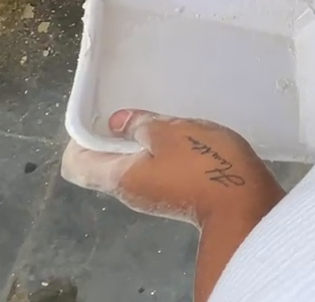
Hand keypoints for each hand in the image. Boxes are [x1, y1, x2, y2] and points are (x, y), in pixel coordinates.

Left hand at [60, 109, 283, 227]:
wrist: (239, 200)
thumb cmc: (202, 163)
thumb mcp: (174, 132)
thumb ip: (142, 125)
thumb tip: (115, 122)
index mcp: (119, 177)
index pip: (75, 164)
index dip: (80, 140)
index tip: (101, 118)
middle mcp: (127, 191)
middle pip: (104, 166)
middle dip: (115, 139)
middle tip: (137, 114)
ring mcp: (151, 196)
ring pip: (132, 168)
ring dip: (142, 146)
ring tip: (166, 123)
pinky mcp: (173, 196)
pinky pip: (154, 172)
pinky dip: (161, 155)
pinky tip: (185, 141)